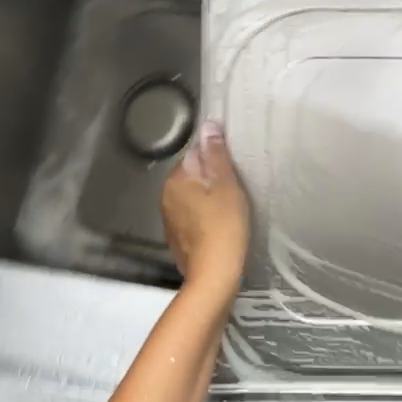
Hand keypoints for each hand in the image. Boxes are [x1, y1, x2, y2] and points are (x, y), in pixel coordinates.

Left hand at [161, 121, 250, 299]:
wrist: (215, 276)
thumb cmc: (224, 225)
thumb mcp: (227, 185)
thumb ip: (216, 154)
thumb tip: (208, 125)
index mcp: (175, 180)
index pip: (196, 156)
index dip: (217, 163)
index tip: (233, 174)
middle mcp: (166, 197)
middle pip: (193, 177)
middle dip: (211, 181)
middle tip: (235, 192)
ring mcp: (169, 220)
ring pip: (192, 198)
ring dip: (207, 200)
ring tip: (230, 210)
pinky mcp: (176, 239)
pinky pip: (191, 218)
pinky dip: (204, 218)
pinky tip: (220, 227)